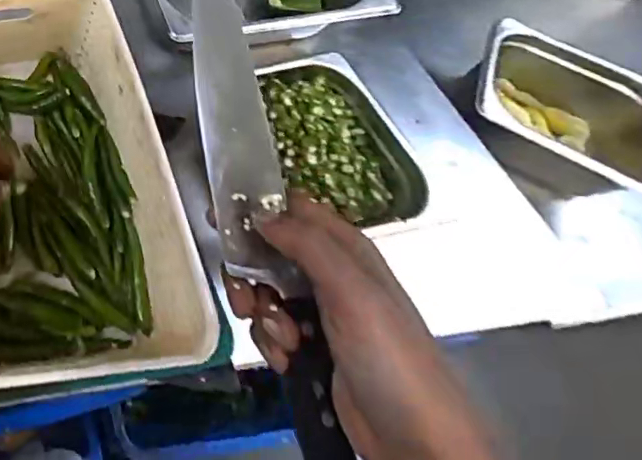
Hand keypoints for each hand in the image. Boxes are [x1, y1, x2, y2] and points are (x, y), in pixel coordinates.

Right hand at [223, 194, 498, 459]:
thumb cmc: (391, 358)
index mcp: (343, 247)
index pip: (291, 206)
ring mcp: (318, 309)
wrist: (419, 445)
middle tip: (247, 299)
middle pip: (266, 249)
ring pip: (263, 288)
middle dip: (248, 272)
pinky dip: (270, 341)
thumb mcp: (352, 292)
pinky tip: (288, 360)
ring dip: (260, 312)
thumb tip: (257, 212)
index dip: (256, 207)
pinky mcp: (309, 344)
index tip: (222, 221)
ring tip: (283, 340)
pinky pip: (269, 326)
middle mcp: (328, 271)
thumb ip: (306, 244)